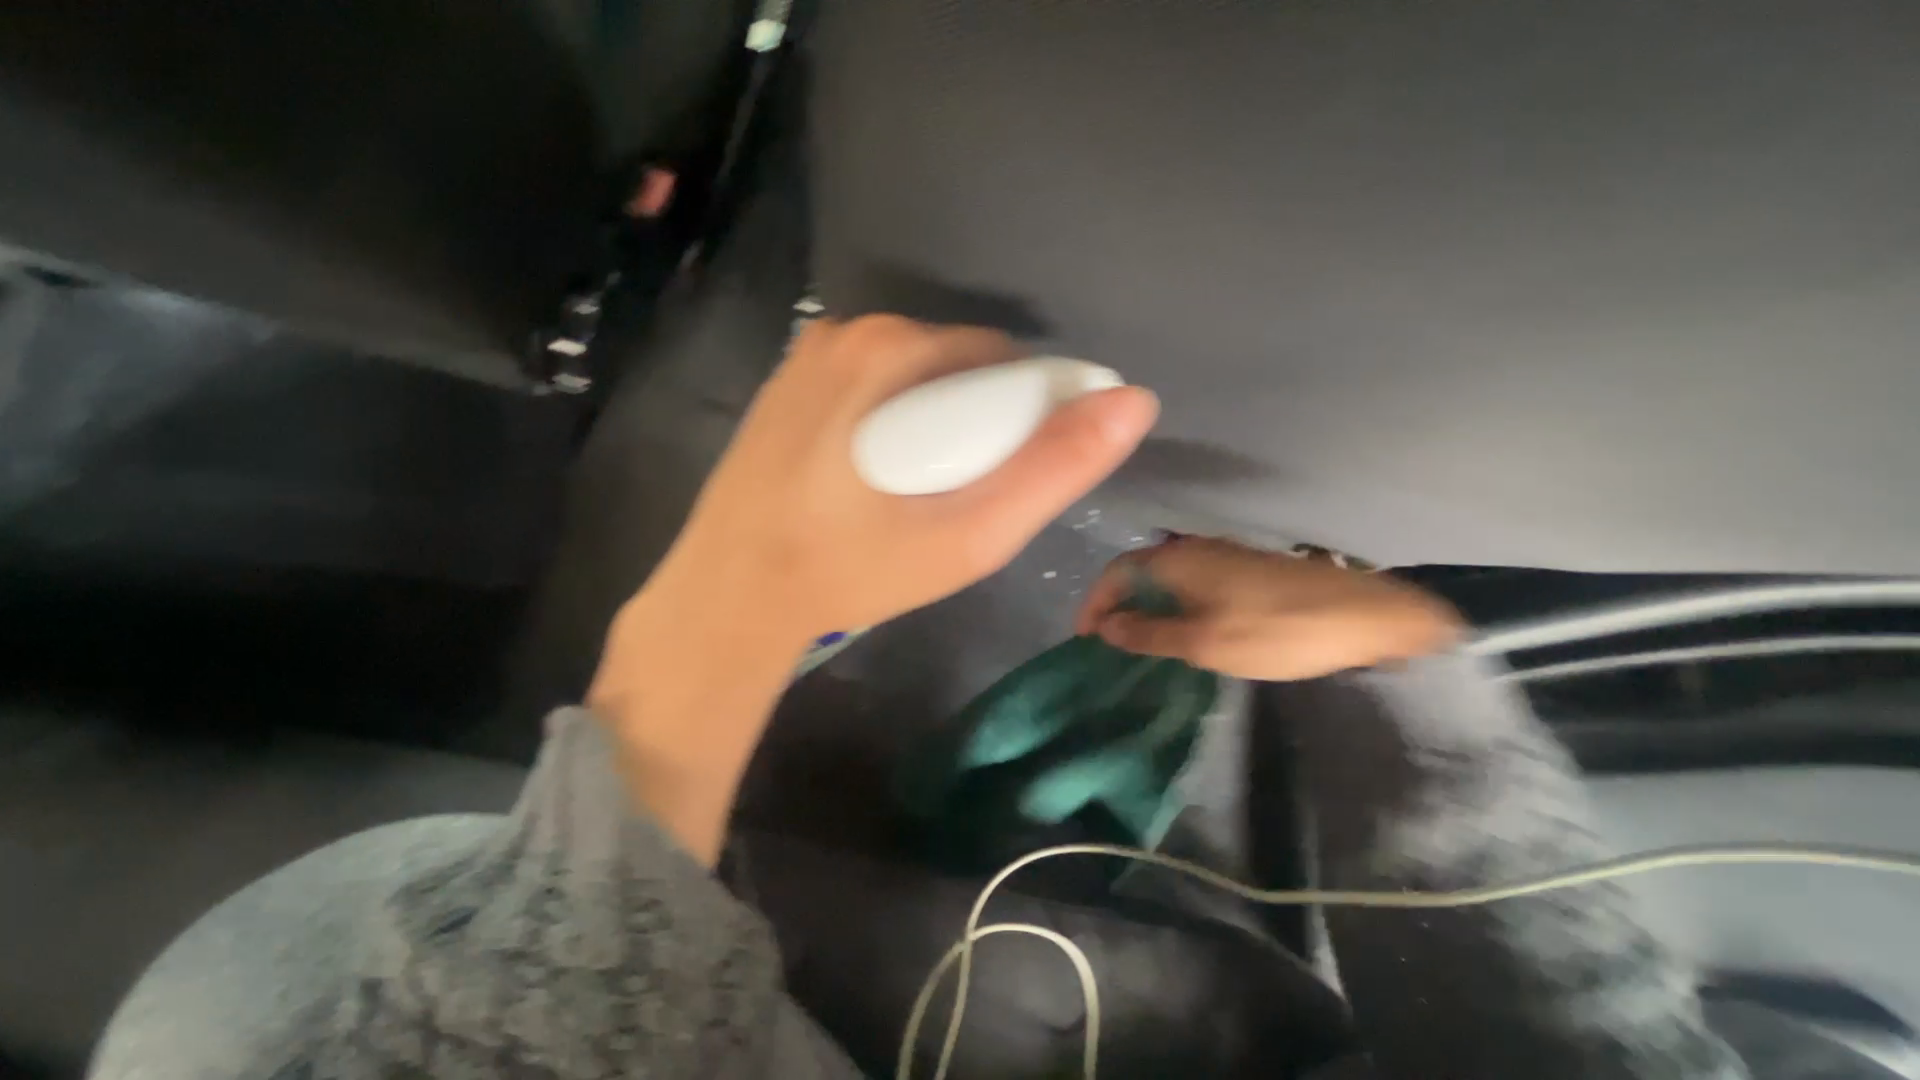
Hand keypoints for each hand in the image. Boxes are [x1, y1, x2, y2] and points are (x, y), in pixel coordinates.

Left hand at [633, 315, 1158, 650]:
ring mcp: (805, 360)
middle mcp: (845, 333)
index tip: (1009, 476)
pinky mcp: (783, 390)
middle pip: (952, 365)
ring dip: (932, 423)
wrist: (732, 598)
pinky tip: (874, 484)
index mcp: (891, 347)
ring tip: (919, 496)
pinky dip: (888, 423)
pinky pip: (865, 391)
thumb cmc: (854, 567)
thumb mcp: (970, 532)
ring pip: (909, 378)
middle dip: (975, 419)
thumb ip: (1054, 467)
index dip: (1022, 413)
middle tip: (960, 498)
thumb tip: (1133, 399)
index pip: (998, 359)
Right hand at [1074, 536, 1463, 679]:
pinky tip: (1180, 638)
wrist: (1362, 616)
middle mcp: (1193, 550)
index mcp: (1176, 560)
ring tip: (1137, 649)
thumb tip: (1108, 627)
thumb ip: (1150, 634)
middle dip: (1116, 607)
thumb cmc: (1276, 631)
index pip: (1114, 572)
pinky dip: (1174, 609)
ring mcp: (1221, 558)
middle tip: (1107, 648)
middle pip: (1138, 573)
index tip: (1084, 640)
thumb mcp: (1205, 642)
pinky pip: (1191, 586)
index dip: (1093, 604)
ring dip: (1146, 610)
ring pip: (1166, 580)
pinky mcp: (1244, 572)